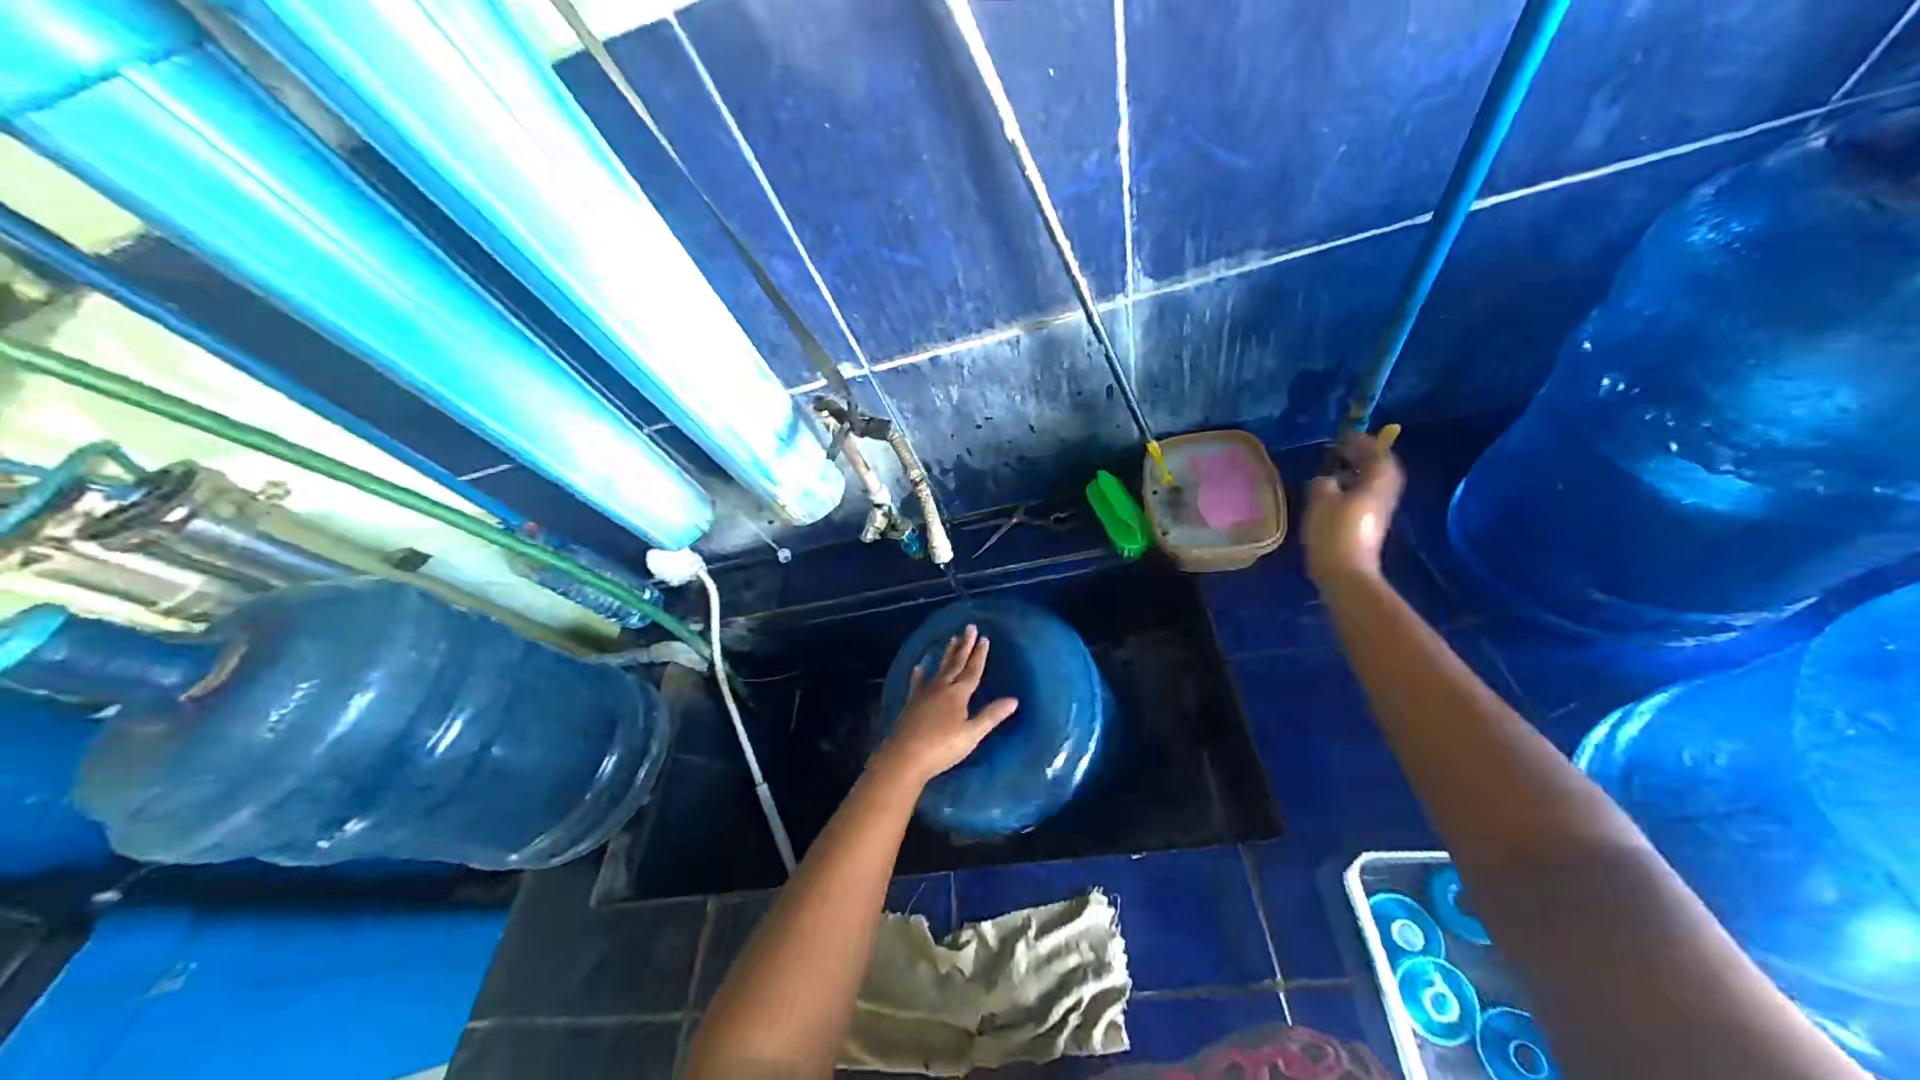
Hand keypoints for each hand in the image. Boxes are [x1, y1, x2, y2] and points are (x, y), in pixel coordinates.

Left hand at [873, 624, 1017, 786]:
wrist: (905, 756)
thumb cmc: (942, 747)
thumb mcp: (971, 734)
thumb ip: (991, 715)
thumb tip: (1014, 700)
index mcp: (958, 694)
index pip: (972, 671)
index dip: (979, 655)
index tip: (984, 638)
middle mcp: (941, 688)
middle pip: (955, 663)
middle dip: (964, 645)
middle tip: (968, 627)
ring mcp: (924, 694)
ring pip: (938, 668)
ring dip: (947, 654)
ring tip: (951, 639)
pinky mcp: (911, 702)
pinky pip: (917, 682)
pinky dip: (920, 672)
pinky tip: (919, 666)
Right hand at [1304, 433, 1404, 586]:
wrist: (1345, 573)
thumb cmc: (1333, 533)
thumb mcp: (1321, 501)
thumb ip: (1324, 483)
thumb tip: (1327, 479)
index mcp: (1376, 485)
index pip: (1379, 456)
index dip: (1366, 443)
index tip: (1348, 435)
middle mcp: (1383, 496)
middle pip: (1383, 470)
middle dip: (1368, 457)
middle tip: (1348, 449)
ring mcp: (1379, 512)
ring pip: (1377, 483)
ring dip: (1363, 472)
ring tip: (1342, 467)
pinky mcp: (1370, 526)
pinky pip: (1369, 496)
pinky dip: (1358, 487)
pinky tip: (1340, 491)